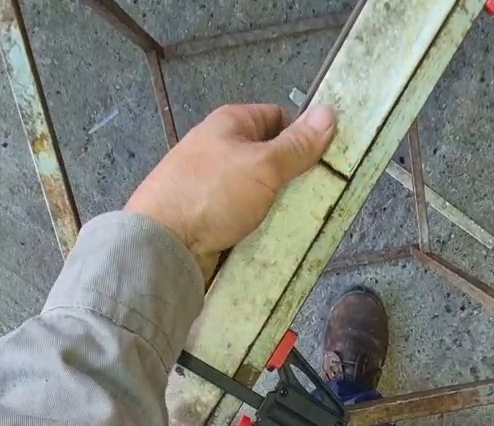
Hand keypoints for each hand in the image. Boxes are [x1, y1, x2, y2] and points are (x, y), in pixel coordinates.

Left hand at [125, 103, 337, 279]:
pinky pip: (244, 221)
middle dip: (293, 179)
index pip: (278, 119)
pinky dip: (260, 229)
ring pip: (258, 195)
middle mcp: (220, 151)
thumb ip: (297, 146)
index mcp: (231, 124)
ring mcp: (213, 188)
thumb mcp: (263, 166)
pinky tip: (276, 241)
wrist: (163, 244)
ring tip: (303, 224)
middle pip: (269, 160)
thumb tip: (329, 114)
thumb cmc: (212, 194)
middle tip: (320, 199)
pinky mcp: (209, 220)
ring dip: (278, 209)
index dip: (303, 136)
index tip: (328, 161)